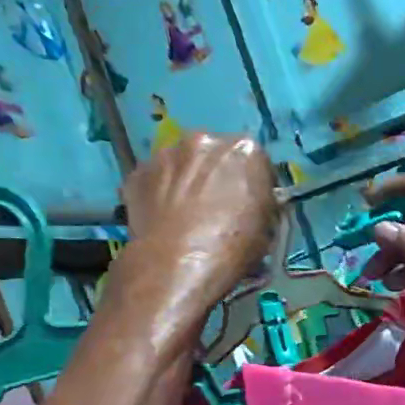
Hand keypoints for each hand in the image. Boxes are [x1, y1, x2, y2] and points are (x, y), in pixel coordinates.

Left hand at [121, 132, 279, 312]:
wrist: (176, 264)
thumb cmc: (232, 246)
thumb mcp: (267, 228)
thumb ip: (262, 204)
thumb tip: (254, 204)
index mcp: (244, 149)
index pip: (257, 162)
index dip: (256, 185)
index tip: (252, 204)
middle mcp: (204, 141)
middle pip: (215, 156)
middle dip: (217, 175)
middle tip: (217, 207)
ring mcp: (165, 153)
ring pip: (182, 165)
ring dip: (187, 181)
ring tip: (186, 215)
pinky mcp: (137, 172)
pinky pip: (155, 180)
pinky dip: (161, 193)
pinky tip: (164, 219)